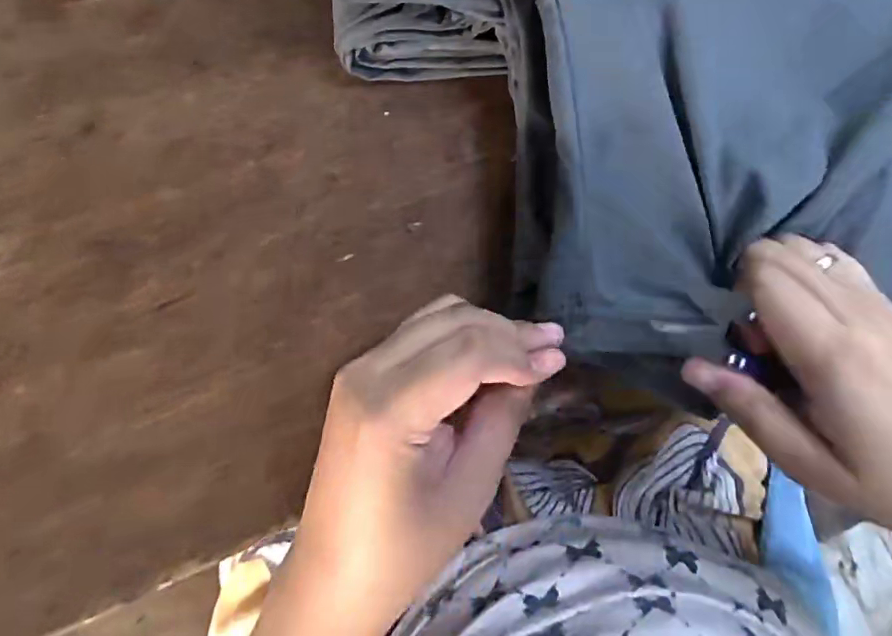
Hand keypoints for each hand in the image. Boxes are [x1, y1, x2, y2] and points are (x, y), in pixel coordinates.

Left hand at [255, 296, 564, 635]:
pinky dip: (461, 331)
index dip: (518, 351)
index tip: (558, 359)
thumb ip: (503, 417)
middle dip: (509, 331)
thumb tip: (536, 366)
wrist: (332, 576)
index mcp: (389, 410)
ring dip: (487, 325)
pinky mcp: (362, 370)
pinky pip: (421, 329)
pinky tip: (492, 348)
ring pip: (438, 314)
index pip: (468, 353)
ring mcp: (360, 366)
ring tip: (530, 343)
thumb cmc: (404, 549)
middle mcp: (368, 372)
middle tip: (553, 343)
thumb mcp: (469, 489)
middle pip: (454, 322)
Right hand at [682, 235, 891, 562]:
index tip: (743, 337)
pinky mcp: (890, 301)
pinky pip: (834, 254)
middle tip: (761, 337)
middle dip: (750, 278)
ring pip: (804, 244)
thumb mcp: (808, 465)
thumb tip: (691, 364)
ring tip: (786, 322)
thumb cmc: (883, 483)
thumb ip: (750, 408)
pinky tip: (814, 310)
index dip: (736, 291)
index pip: (765, 273)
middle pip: (779, 250)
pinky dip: (808, 266)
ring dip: (779, 269)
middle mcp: (855, 312)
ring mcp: (877, 300)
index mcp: (832, 353)